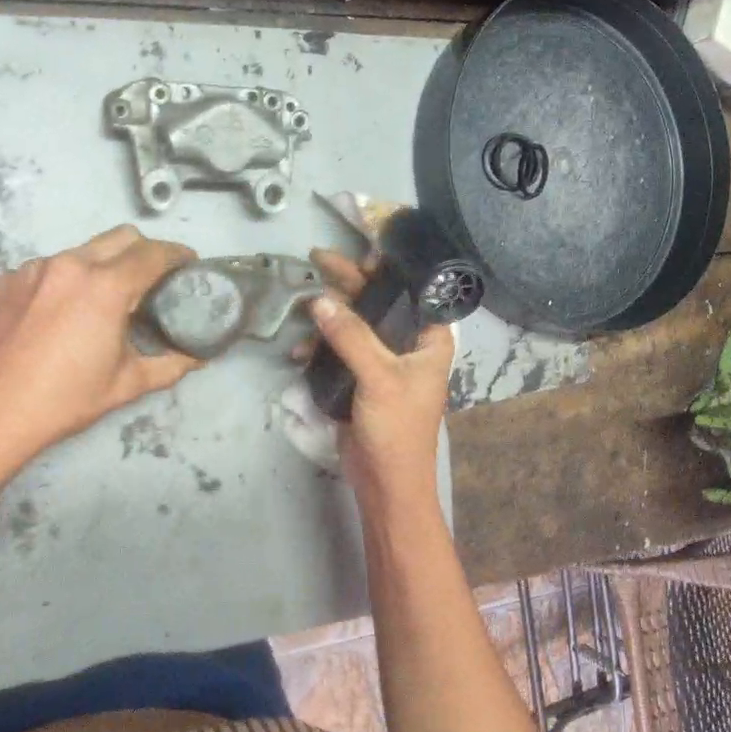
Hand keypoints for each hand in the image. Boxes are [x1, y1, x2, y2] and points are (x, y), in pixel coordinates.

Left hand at [0, 225, 201, 463]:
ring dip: (102, 265)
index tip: (189, 263)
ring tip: (104, 298)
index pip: (153, 253)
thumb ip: (169, 364)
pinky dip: (65, 281)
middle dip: (144, 251)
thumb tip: (198, 356)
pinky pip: (48, 268)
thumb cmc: (66, 401)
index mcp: (105, 287)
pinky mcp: (8, 280)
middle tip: (153, 279)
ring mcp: (34, 269)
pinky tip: (62, 312)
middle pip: (121, 237)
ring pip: (82, 251)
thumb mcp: (127, 384)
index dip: (177, 255)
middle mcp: (70, 265)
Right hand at [306, 249, 453, 500]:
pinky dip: (321, 346)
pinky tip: (299, 350)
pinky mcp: (360, 379)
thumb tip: (319, 300)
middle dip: (348, 284)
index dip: (391, 267)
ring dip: (329, 315)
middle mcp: (409, 345)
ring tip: (301, 303)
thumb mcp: (378, 378)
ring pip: (355, 324)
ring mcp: (383, 362)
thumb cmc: (397, 429)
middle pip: (378, 303)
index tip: (361, 248)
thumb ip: (351, 336)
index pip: (416, 290)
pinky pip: (339, 350)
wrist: (385, 483)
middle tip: (317, 259)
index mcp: (430, 340)